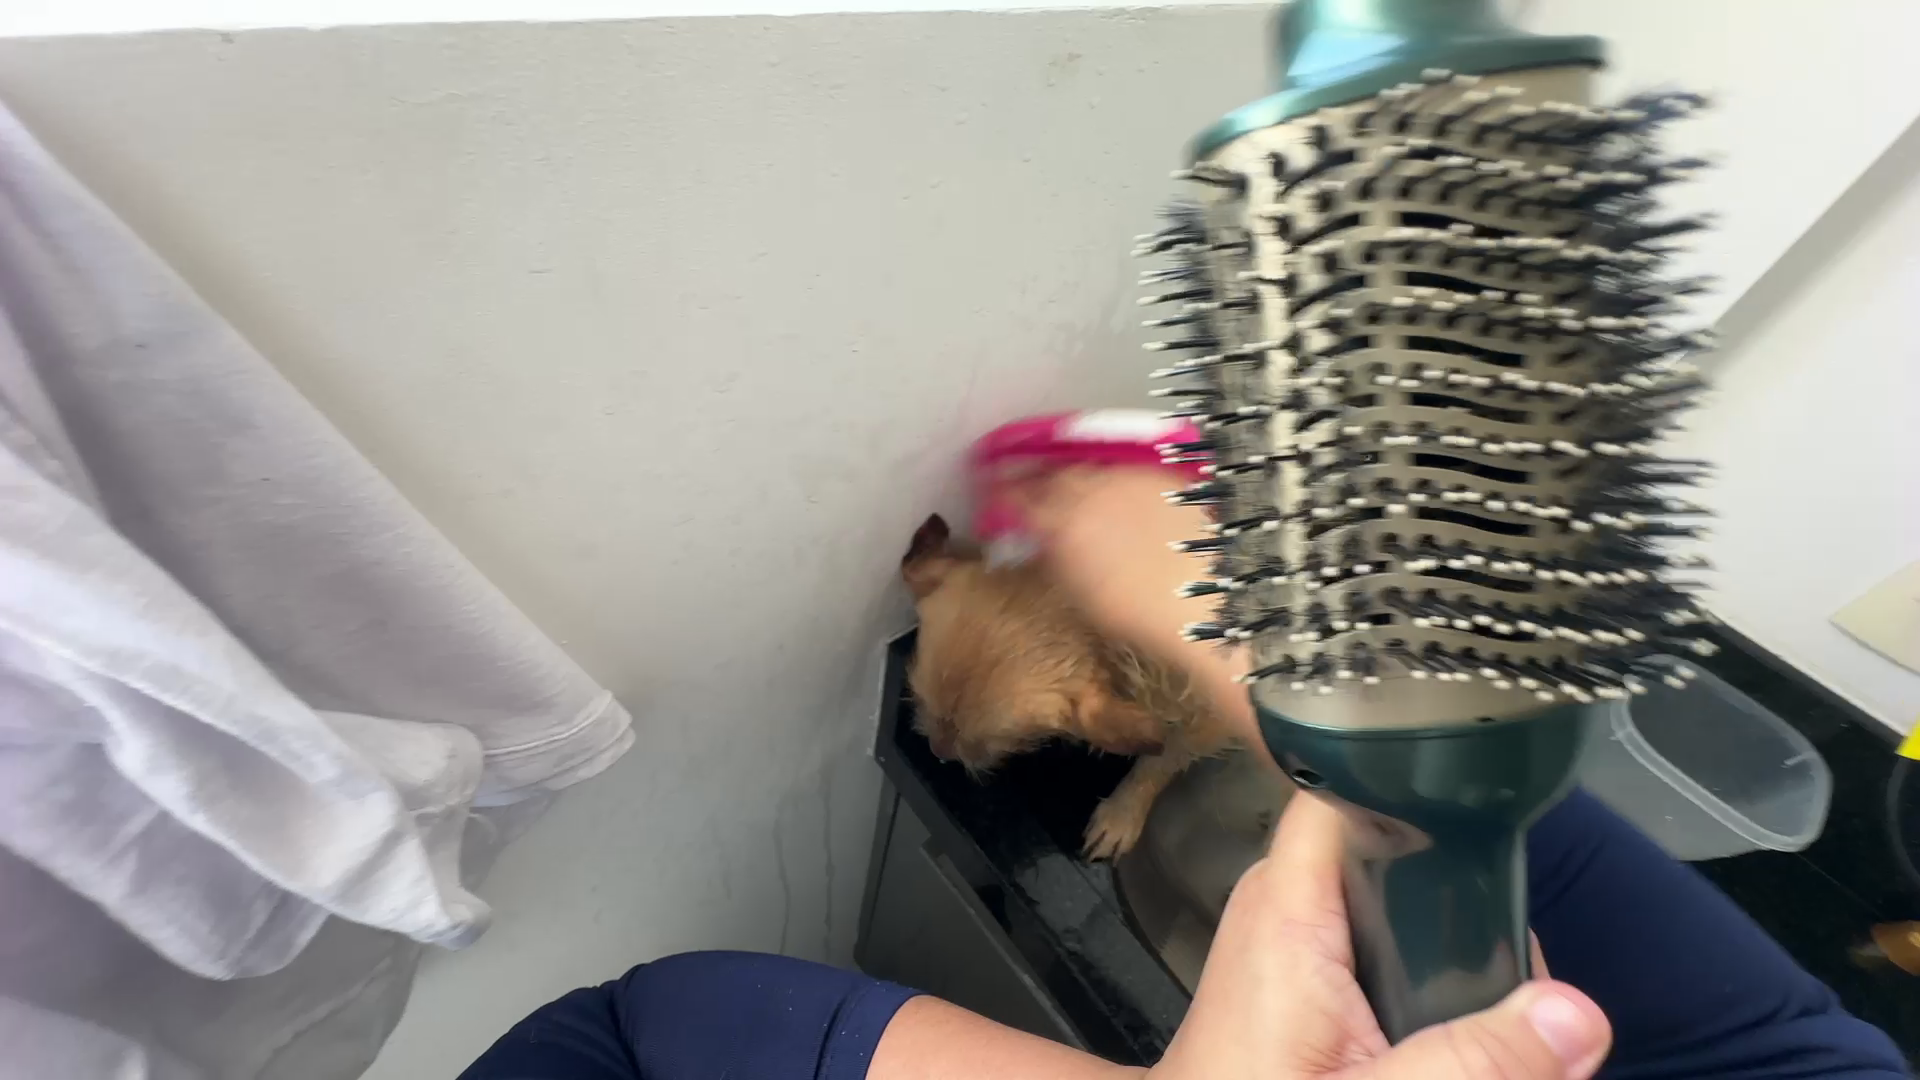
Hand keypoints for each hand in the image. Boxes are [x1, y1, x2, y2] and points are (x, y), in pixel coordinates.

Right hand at [1012, 466, 1258, 737]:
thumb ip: (1054, 556)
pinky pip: (1121, 470)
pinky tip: (1110, 494)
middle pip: (1052, 474)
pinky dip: (1107, 478)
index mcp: (1063, 522)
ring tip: (1065, 488)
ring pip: (1087, 467)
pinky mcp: (1161, 479)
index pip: (1020, 497)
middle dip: (1034, 478)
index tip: (996, 496)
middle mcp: (1092, 491)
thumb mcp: (1080, 592)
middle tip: (1024, 485)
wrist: (1208, 603)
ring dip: (1070, 476)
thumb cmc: (1139, 612)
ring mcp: (1129, 480)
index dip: (1004, 494)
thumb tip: (1039, 541)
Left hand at [1149, 793, 1610, 1079]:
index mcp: (1287, 907)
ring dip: (1431, 922)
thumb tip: (1579, 1011)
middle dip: (1442, 875)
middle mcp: (1276, 898)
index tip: (1464, 783)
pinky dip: (1407, 950)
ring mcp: (1279, 927)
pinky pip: (1355, 926)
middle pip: (1366, 844)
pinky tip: (1454, 1001)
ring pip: (1368, 889)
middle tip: (1514, 928)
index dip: (1389, 775)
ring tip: (1500, 973)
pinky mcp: (1287, 961)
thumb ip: (1474, 1062)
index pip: (1329, 797)